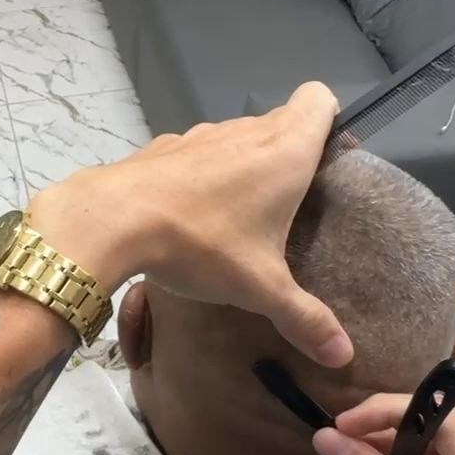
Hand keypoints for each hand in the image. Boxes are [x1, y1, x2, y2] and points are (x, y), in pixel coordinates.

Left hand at [27, 82, 352, 365]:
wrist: (112, 220)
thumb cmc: (201, 244)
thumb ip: (304, 317)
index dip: (329, 123)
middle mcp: (243, 131)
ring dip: (241, 165)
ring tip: (235, 216)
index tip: (325, 164)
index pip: (319, 100)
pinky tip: (186, 214)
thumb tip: (343, 354)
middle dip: (288, 155)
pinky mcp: (160, 149)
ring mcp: (197, 135)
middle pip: (279, 122)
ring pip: (234, 138)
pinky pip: (193, 154)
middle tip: (287, 206)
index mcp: (282, 150)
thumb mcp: (259, 287)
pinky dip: (198, 175)